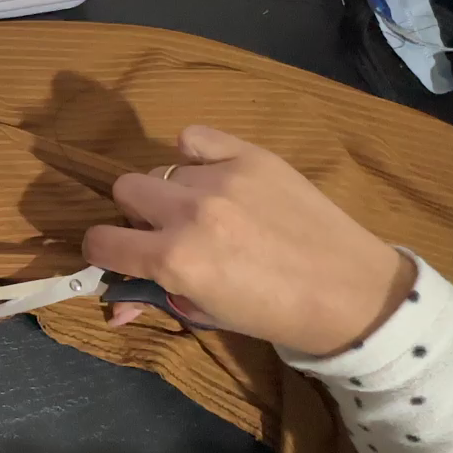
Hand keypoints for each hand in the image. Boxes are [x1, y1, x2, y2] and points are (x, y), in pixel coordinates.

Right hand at [82, 125, 415, 354]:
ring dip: (171, 190)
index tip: (119, 254)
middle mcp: (188, 213)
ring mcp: (221, 179)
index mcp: (173, 260)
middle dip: (137, 213)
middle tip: (166, 230)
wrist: (352, 295)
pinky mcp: (250, 156)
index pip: (100, 241)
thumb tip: (111, 309)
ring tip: (204, 208)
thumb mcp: (205, 313)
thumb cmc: (272, 314)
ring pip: (160, 168)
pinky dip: (196, 155)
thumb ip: (153, 299)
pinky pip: (195, 137)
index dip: (103, 251)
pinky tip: (216, 176)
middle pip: (124, 190)